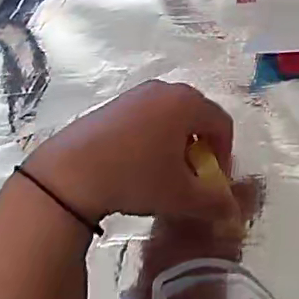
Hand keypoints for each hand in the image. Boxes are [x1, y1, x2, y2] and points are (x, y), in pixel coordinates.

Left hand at [0, 82, 236, 298]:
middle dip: (200, 148)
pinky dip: (152, 139)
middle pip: (197, 117)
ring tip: (163, 175)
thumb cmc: (134, 177)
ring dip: (176, 144)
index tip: (214, 182)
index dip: (225, 155)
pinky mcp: (113, 104)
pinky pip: (147, 117)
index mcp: (187, 102)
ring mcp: (136, 94)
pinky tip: (137, 166)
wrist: (68, 175)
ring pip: (171, 118)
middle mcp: (165, 89)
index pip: (223, 124)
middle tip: (191, 179)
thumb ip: (213, 202)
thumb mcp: (180, 196)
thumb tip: (231, 210)